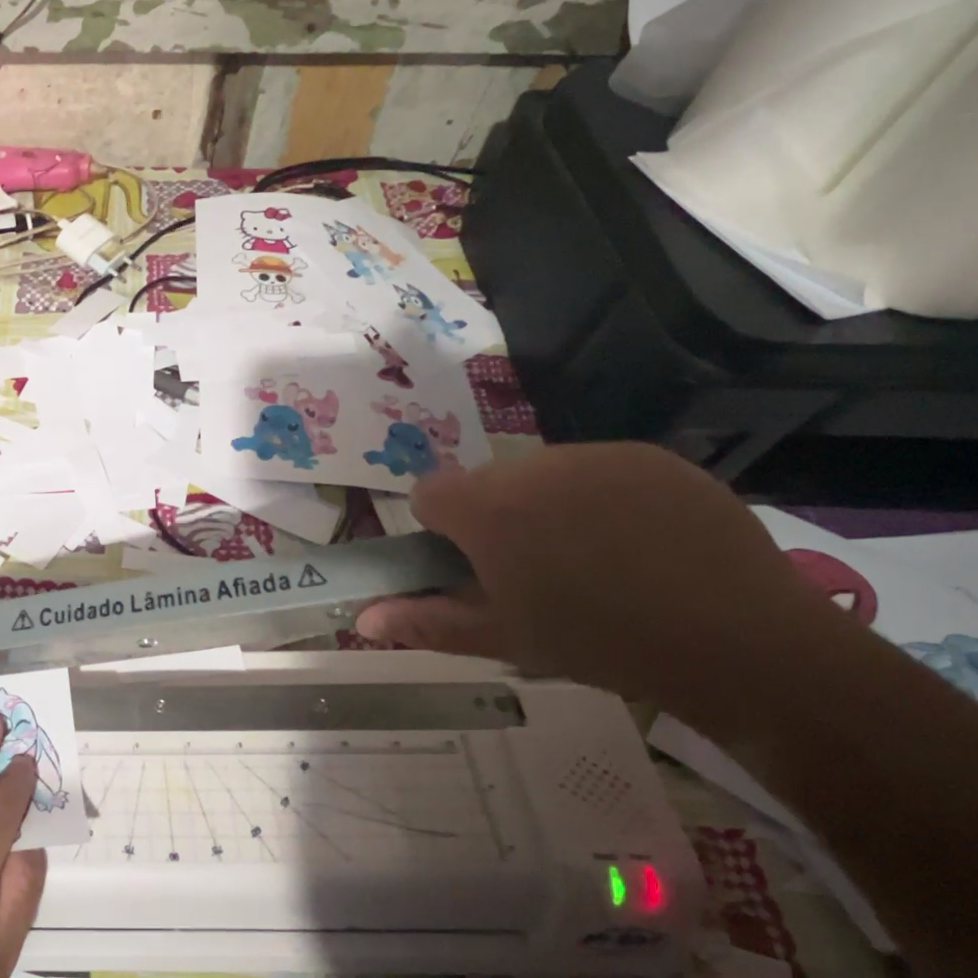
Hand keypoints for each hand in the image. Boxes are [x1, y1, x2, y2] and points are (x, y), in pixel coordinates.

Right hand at [357, 443, 854, 729]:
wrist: (738, 643)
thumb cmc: (599, 645)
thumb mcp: (503, 639)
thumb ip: (424, 621)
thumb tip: (362, 618)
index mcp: (488, 509)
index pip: (430, 495)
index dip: (444, 532)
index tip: (476, 568)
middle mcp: (533, 467)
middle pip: (488, 483)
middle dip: (498, 518)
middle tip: (540, 572)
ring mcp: (598, 456)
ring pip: (544, 474)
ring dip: (550, 506)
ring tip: (597, 561)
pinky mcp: (652, 457)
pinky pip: (602, 469)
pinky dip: (605, 498)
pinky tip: (642, 544)